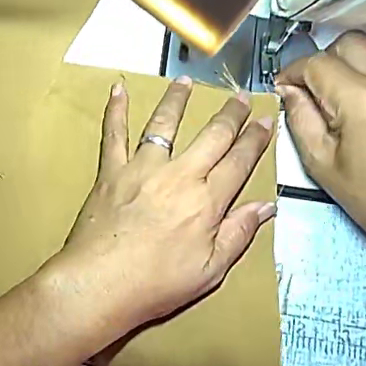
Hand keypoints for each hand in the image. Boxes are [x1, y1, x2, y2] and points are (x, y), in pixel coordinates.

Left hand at [42, 76, 276, 338]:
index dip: (256, 139)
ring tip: (186, 82)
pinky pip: (114, 134)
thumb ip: (238, 234)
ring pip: (164, 124)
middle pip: (211, 136)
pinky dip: (116, 110)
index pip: (239, 161)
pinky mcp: (110, 172)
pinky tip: (118, 89)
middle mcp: (178, 176)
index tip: (266, 121)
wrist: (100, 282)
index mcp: (207, 201)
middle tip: (240, 96)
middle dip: (229, 114)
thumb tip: (265, 206)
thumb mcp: (210, 270)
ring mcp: (141, 169)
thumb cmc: (156, 283)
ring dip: (177, 100)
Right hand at [275, 31, 365, 271]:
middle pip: (350, 42)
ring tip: (353, 79)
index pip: (317, 64)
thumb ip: (300, 118)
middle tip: (318, 86)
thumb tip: (289, 90)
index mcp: (361, 101)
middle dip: (326, 60)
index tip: (286, 86)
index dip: (293, 72)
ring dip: (363, 54)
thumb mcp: (320, 162)